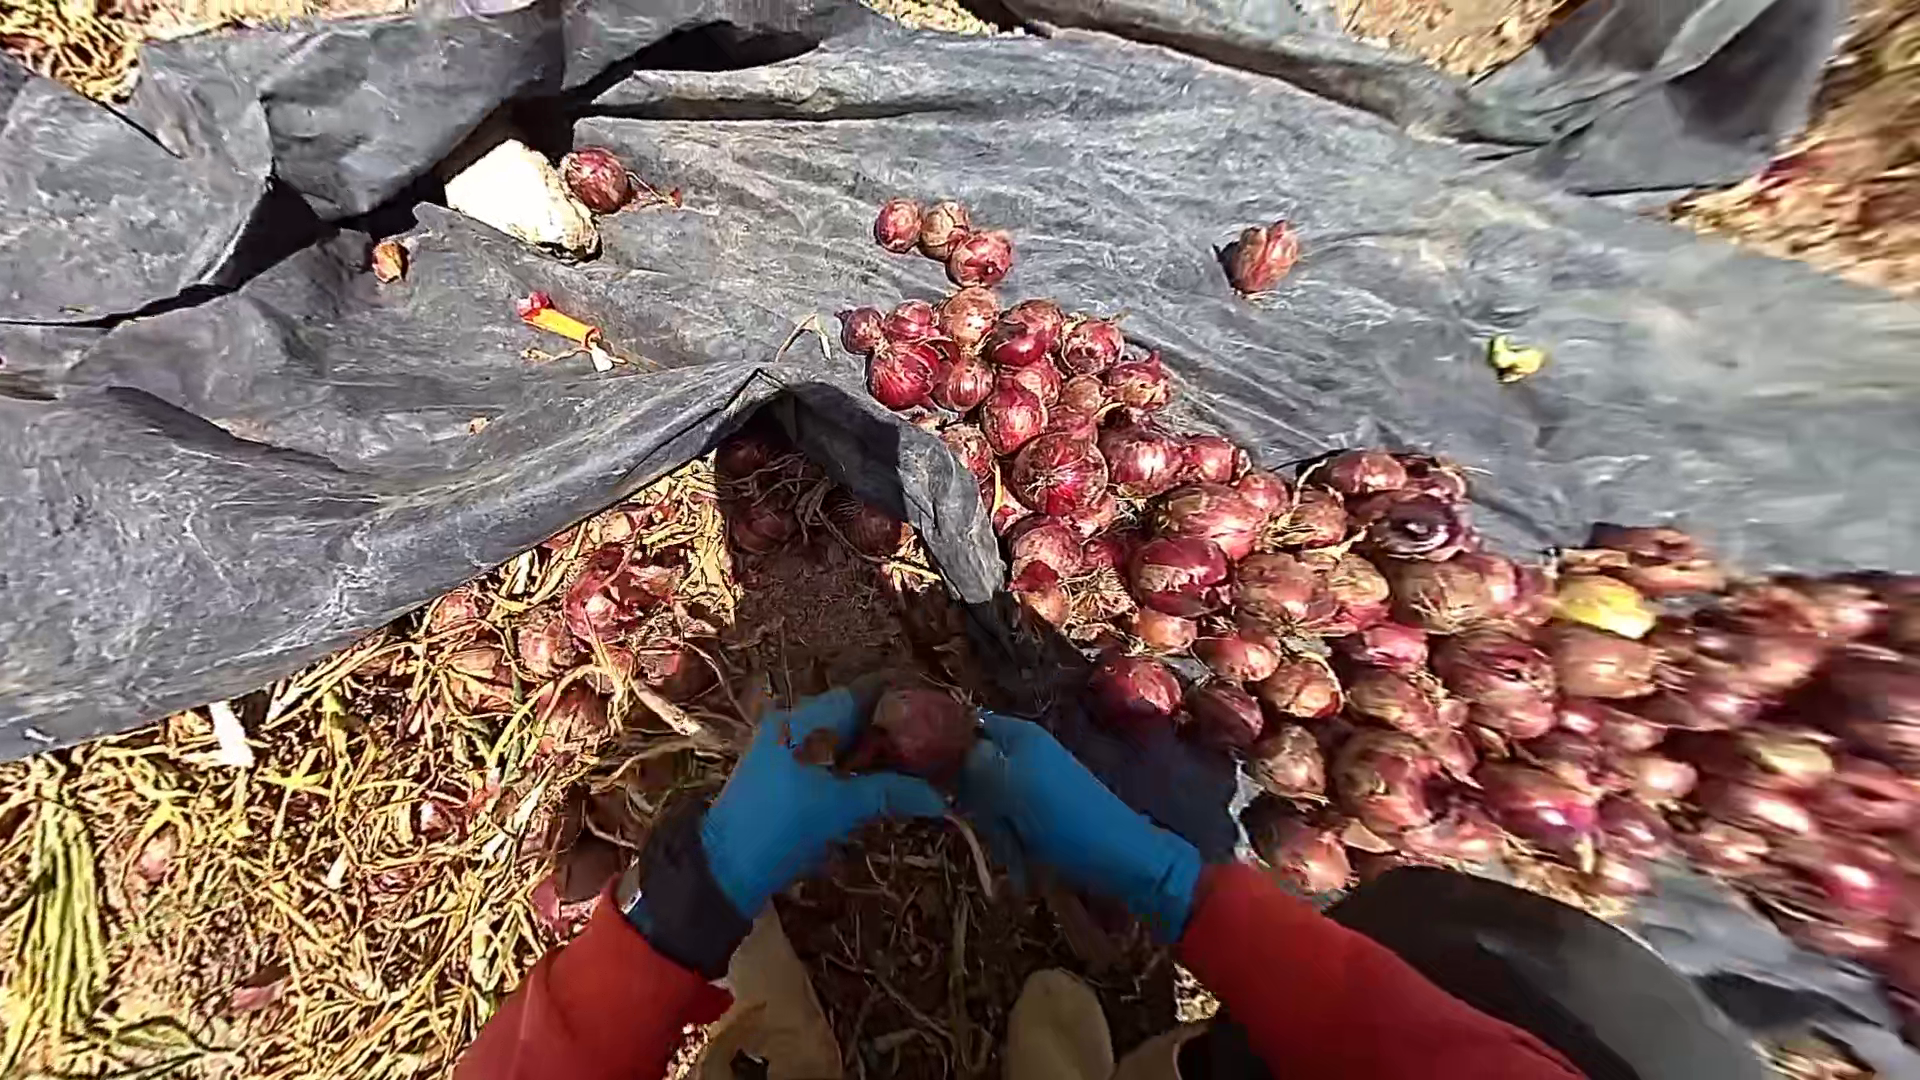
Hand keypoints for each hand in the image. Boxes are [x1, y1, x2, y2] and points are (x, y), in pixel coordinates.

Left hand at [701, 687, 947, 918]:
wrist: (721, 867)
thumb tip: (940, 797)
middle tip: (918, 748)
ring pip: (835, 730)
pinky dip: (843, 759)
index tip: (928, 713)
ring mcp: (780, 739)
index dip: (899, 697)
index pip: (865, 691)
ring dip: (865, 746)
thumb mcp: (843, 809)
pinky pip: (818, 747)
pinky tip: (861, 782)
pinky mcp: (774, 761)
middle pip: (853, 710)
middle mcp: (794, 718)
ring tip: (895, 768)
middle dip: (886, 728)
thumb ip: (892, 793)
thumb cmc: (784, 828)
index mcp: (810, 718)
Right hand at [959, 713, 1200, 941]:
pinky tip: (1024, 863)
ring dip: (995, 830)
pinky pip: (1009, 823)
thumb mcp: (1011, 786)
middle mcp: (1023, 752)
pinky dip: (1012, 843)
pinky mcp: (1040, 812)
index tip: (937, 781)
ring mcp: (1032, 783)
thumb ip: (973, 763)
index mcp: (1018, 734)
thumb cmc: (1065, 817)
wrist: (1122, 859)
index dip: (948, 750)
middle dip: (977, 801)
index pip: (967, 726)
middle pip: (974, 768)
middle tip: (991, 825)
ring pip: (988, 801)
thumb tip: (941, 748)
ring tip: (1015, 850)